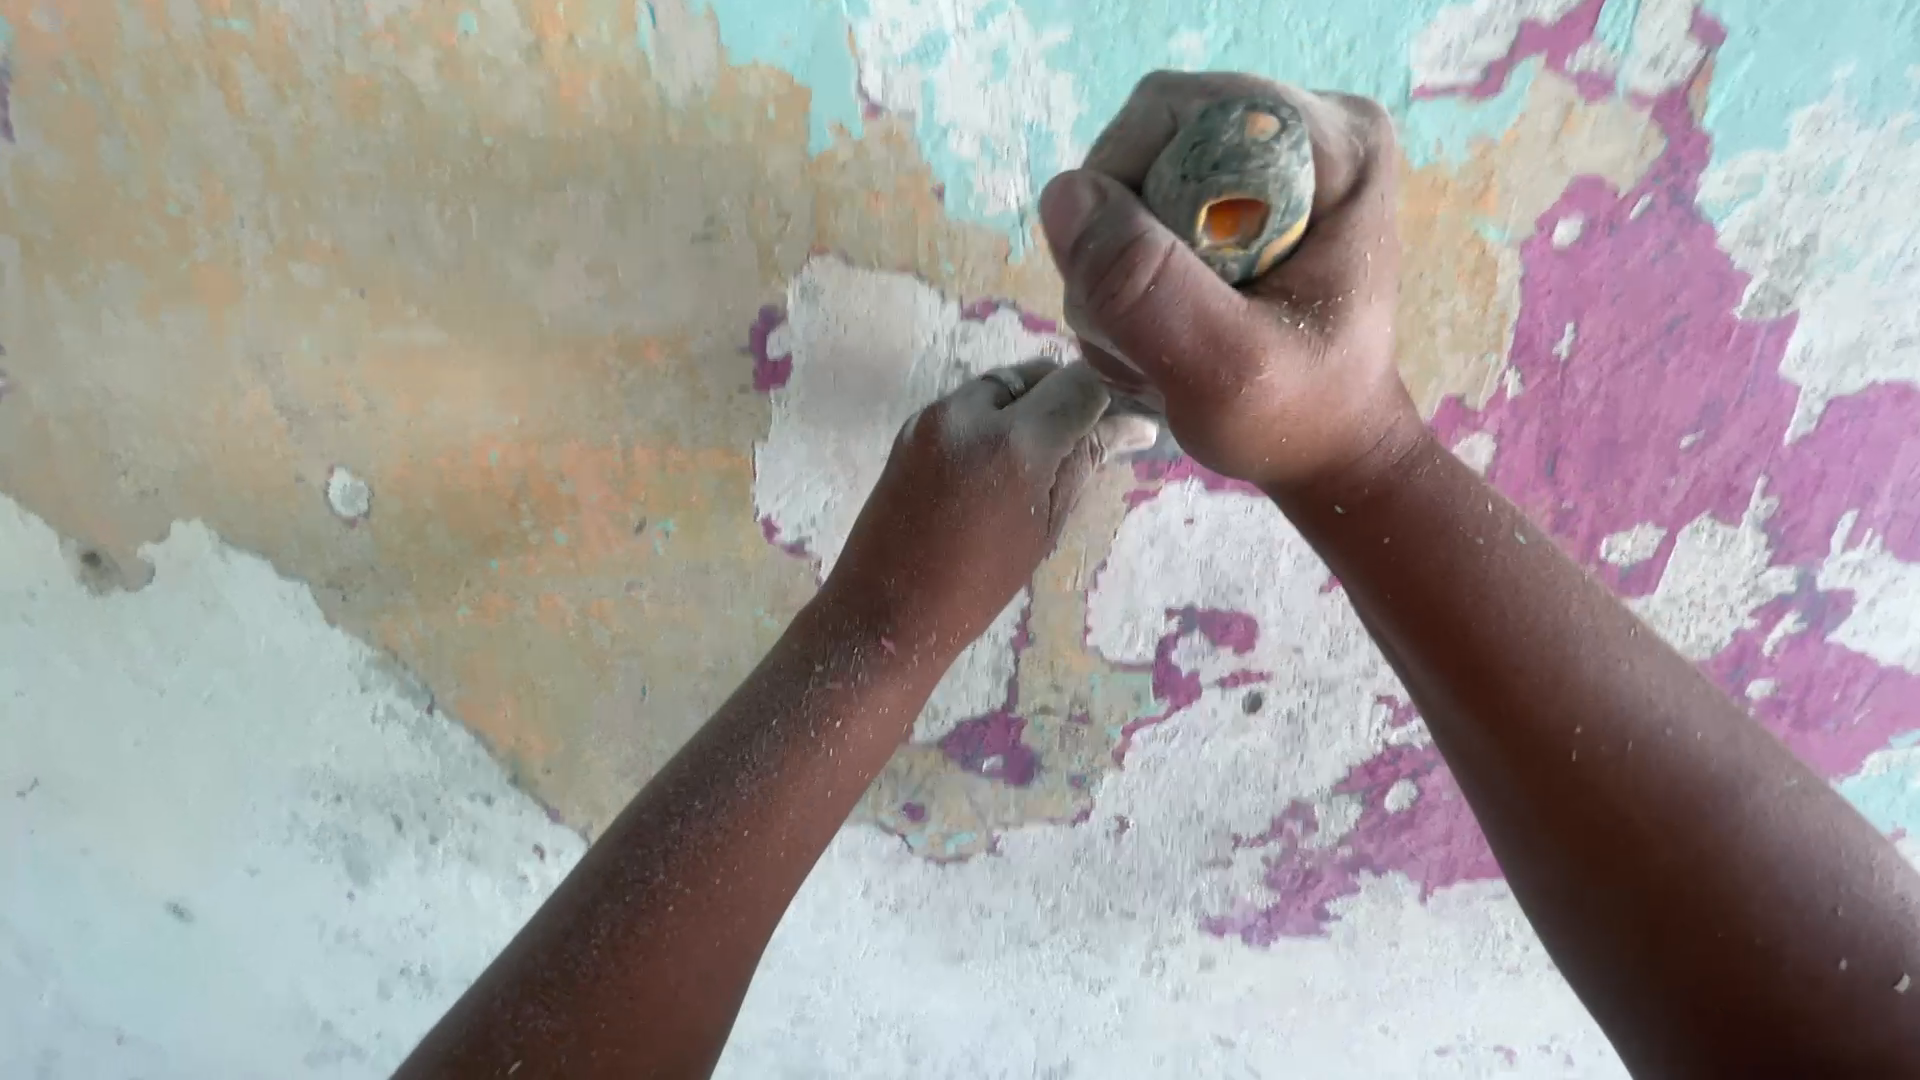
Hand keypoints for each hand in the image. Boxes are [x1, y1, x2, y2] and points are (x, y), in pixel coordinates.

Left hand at [821, 360, 1156, 656]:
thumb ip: (1083, 464)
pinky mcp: (912, 425)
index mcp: (1014, 443)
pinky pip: (968, 403)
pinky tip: (1001, 458)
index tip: (1124, 423)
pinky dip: (995, 416)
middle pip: (1038, 373)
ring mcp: (934, 414)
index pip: (1081, 385)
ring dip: (1030, 404)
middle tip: (1085, 438)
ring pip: (1001, 383)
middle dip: (1068, 396)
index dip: (1109, 400)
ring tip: (1042, 452)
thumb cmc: (977, 586)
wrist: (886, 608)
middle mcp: (970, 411)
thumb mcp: (1045, 527)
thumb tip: (1132, 428)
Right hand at [1039, 72, 1421, 495]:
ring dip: (1111, 286)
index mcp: (1329, 146)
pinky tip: (1154, 341)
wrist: (1318, 447)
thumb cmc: (1293, 419)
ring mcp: (1252, 176)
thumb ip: (1148, 290)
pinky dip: (1120, 296)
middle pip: (1137, 155)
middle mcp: (1290, 138)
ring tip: (1153, 351)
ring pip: (1121, 200)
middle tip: (1140, 336)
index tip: (1128, 295)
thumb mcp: (1223, 369)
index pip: (1168, 116)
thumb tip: (1063, 195)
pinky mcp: (1221, 213)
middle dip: (1112, 256)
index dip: (1118, 201)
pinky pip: (1127, 233)